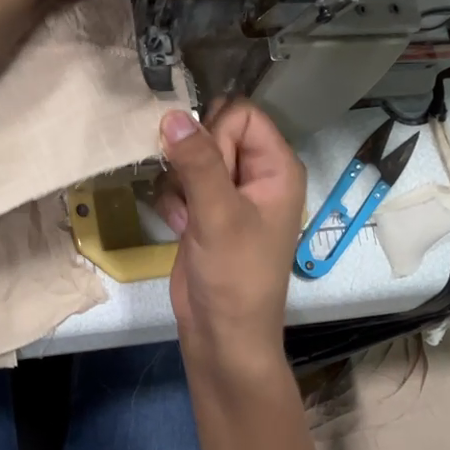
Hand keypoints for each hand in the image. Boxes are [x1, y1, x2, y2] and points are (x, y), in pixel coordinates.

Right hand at [156, 101, 305, 369]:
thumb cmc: (235, 277)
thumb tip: (172, 114)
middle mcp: (255, 174)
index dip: (216, 134)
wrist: (221, 335)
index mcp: (277, 167)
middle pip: (212, 131)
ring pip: (189, 157)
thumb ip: (197, 163)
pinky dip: (173, 203)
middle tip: (194, 193)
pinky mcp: (203, 211)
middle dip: (191, 159)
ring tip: (189, 217)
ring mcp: (228, 194)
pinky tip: (181, 229)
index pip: (241, 114)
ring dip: (178, 184)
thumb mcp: (219, 216)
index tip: (205, 167)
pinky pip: (178, 182)